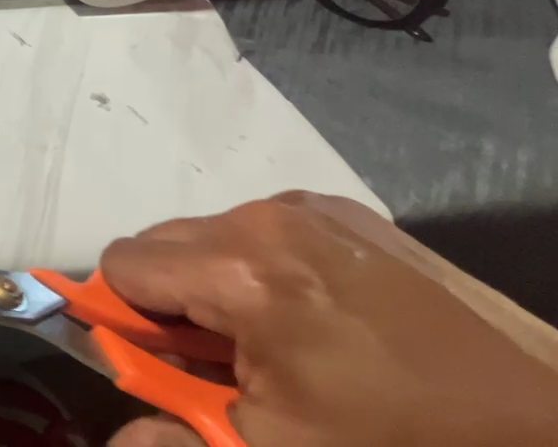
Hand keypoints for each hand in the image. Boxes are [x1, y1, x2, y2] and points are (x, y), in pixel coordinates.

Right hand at [101, 191, 557, 446]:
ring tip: (282, 340)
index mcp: (239, 270)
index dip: (129, 315)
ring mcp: (311, 210)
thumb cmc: (402, 441)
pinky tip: (319, 317)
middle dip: (174, 299)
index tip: (163, 359)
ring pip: (210, 234)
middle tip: (225, 361)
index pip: (124, 264)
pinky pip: (264, 229)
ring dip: (217, 282)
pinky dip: (265, 267)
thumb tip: (120, 438)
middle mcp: (263, 218)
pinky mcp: (350, 214)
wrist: (555, 432)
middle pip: (162, 244)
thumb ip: (178, 431)